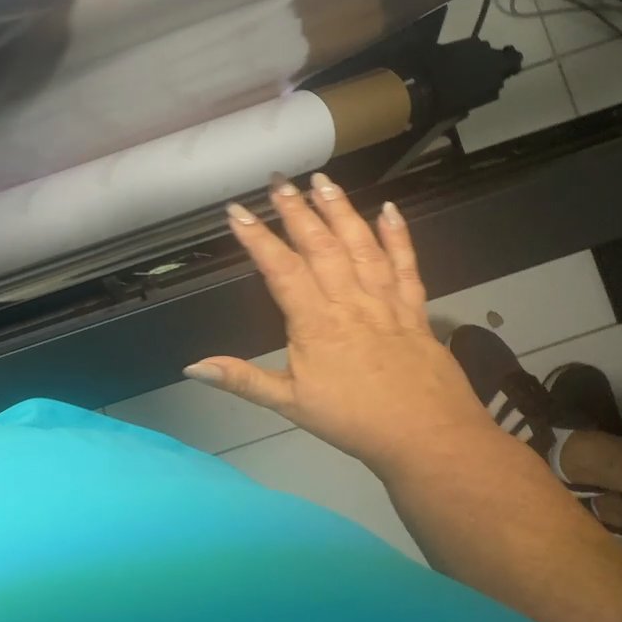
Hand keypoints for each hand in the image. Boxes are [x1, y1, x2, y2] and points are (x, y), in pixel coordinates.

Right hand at [184, 173, 500, 476]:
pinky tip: (388, 211)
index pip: (282, 271)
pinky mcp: (414, 311)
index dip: (257, 239)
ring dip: (341, 212)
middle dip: (297, 212)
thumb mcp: (288, 404)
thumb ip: (241, 380)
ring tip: (323, 182)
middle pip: (322, 248)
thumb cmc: (353, 421)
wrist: (429, 439)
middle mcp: (351, 304)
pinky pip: (406, 266)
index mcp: (316, 325)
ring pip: (362, 248)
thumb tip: (192, 366)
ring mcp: (386, 304)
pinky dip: (398, 236)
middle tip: (280, 182)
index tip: (237, 212)